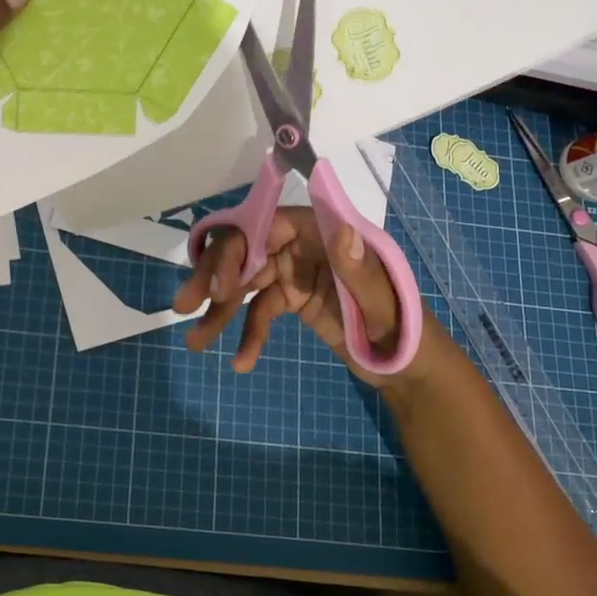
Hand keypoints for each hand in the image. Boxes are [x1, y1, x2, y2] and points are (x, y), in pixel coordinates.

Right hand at [173, 207, 420, 386]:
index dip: (241, 246)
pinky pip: (260, 312)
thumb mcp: (385, 305)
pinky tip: (239, 361)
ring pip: (247, 282)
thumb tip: (339, 231)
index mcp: (329, 233)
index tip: (222, 282)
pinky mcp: (294, 300)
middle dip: (216, 276)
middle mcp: (307, 246)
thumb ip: (360, 271)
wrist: (412, 370)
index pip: (272, 225)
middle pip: (250, 250)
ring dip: (219, 310)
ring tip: (195, 341)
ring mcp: (297, 273)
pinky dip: (247, 335)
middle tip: (185, 304)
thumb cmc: (406, 332)